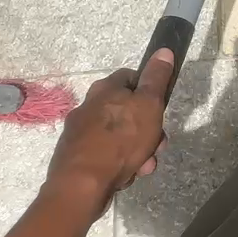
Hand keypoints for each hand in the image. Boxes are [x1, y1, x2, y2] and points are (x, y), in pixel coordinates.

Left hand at [42, 49, 174, 219]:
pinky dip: (118, 164)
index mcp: (104, 89)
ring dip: (135, 150)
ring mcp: (78, 133)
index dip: (149, 91)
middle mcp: (87, 106)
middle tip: (157, 145)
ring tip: (143, 167)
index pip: (131, 77)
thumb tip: (163, 50)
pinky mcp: (74, 158)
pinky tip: (126, 176)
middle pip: (126, 111)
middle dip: (146, 130)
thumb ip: (157, 78)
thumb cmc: (120, 139)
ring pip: (117, 136)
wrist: (81, 186)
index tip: (159, 109)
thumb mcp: (149, 104)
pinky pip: (103, 156)